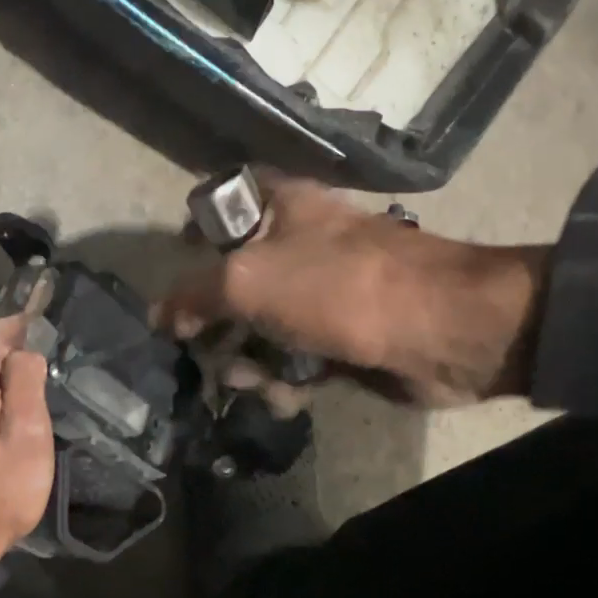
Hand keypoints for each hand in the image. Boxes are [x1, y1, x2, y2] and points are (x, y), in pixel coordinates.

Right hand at [158, 168, 546, 404]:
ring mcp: (321, 294)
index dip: (194, 231)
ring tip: (257, 381)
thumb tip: (157, 316)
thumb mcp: (246, 281)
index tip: (178, 269)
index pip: (224, 201)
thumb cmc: (337, 288)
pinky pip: (292, 359)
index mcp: (281, 207)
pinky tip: (291, 395)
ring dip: (249, 363)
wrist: (440, 330)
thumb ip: (191, 295)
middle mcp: (300, 244)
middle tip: (206, 348)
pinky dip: (285, 380)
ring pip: (259, 329)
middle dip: (215, 323)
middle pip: (232, 280)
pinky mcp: (339, 338)